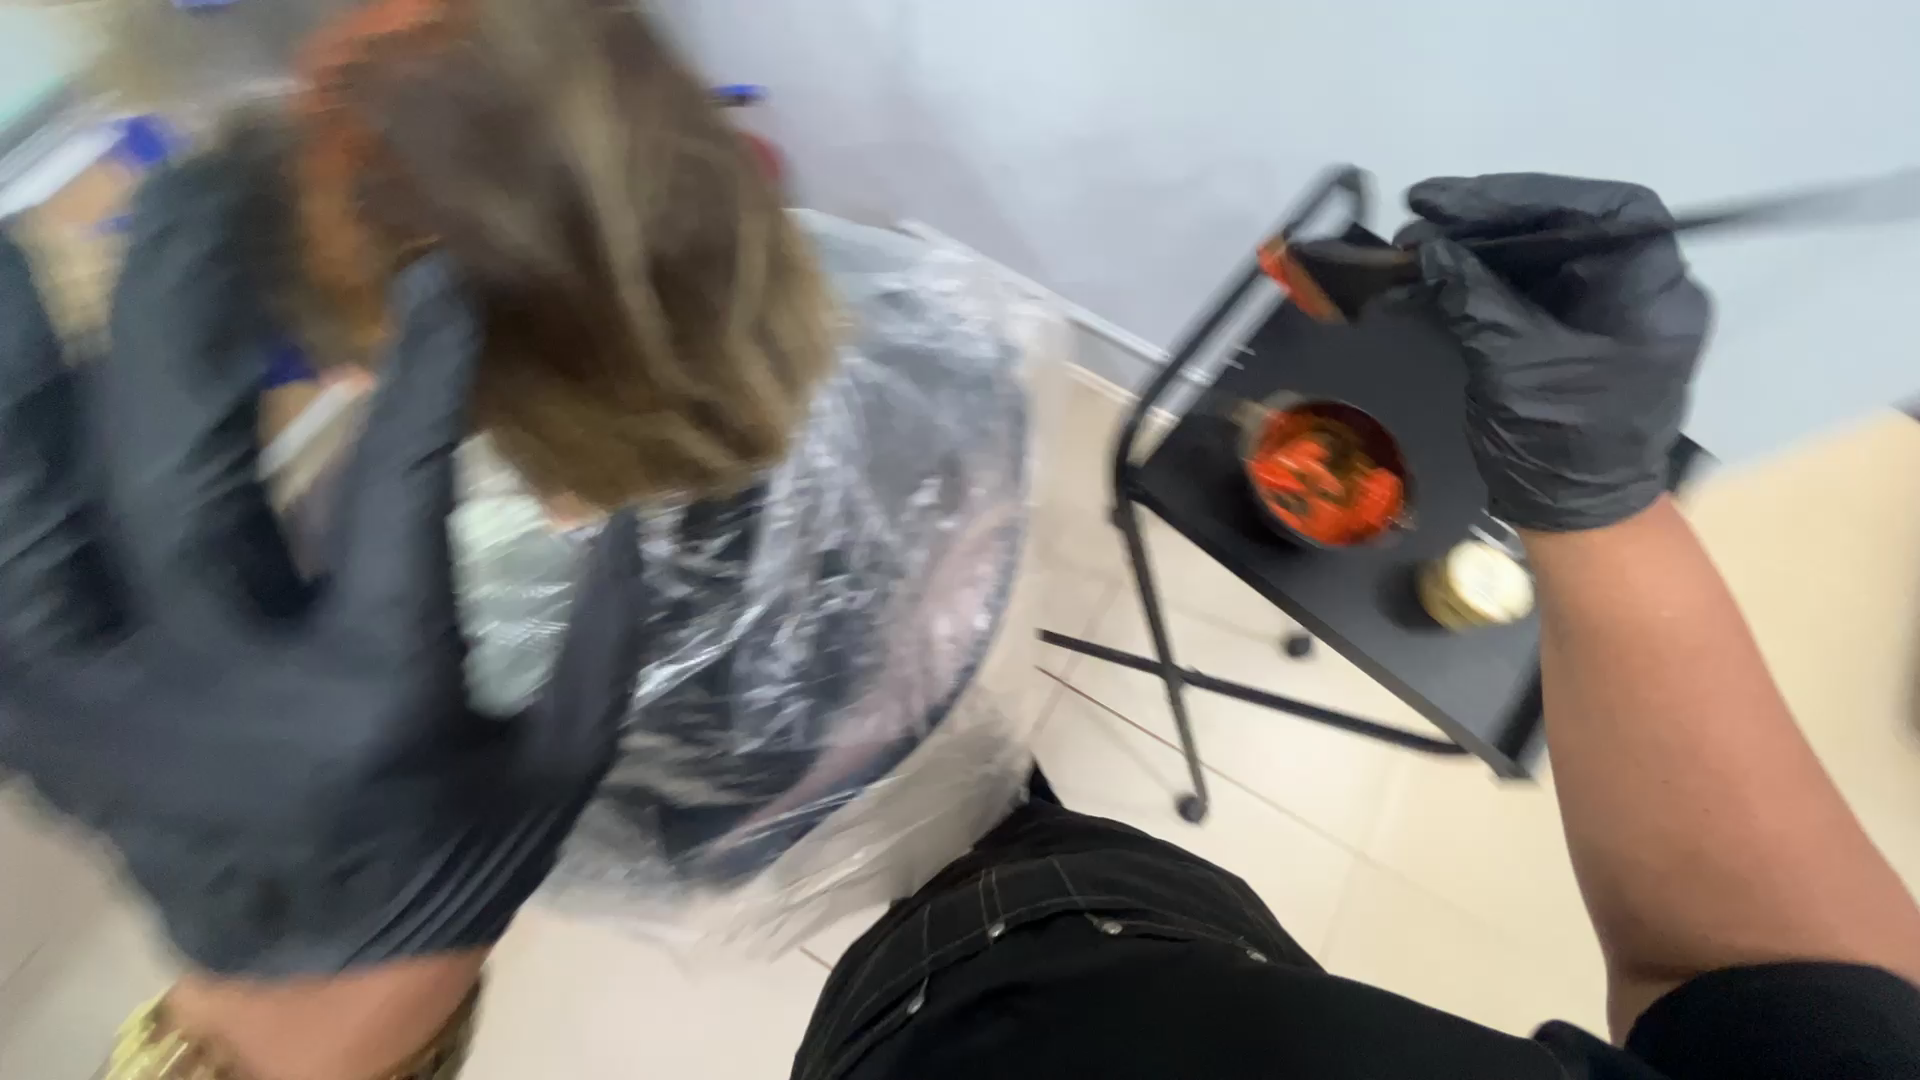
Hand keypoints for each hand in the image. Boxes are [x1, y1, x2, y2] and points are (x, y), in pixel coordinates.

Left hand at [0, 142, 640, 975]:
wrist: (322, 972)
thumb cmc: (474, 848)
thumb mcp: (576, 751)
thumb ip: (605, 630)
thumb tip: (606, 510)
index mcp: (380, 689)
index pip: (390, 495)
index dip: (419, 375)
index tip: (438, 282)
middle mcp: (218, 680)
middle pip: (177, 462)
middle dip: (198, 303)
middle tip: (215, 183)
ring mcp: (93, 698)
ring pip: (21, 499)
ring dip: (29, 350)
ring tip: (41, 226)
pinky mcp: (33, 716)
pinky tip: (10, 377)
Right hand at [1395, 174, 1713, 531]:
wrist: (1573, 513)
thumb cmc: (1563, 444)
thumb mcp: (1517, 368)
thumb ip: (1476, 303)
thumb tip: (1428, 252)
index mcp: (1646, 290)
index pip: (1596, 211)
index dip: (1521, 195)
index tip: (1447, 199)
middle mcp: (1625, 291)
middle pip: (1556, 233)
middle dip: (1483, 224)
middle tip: (1416, 221)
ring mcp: (1588, 316)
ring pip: (1527, 265)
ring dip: (1464, 258)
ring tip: (1404, 254)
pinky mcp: (1552, 340)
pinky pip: (1510, 299)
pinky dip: (1463, 292)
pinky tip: (1418, 289)